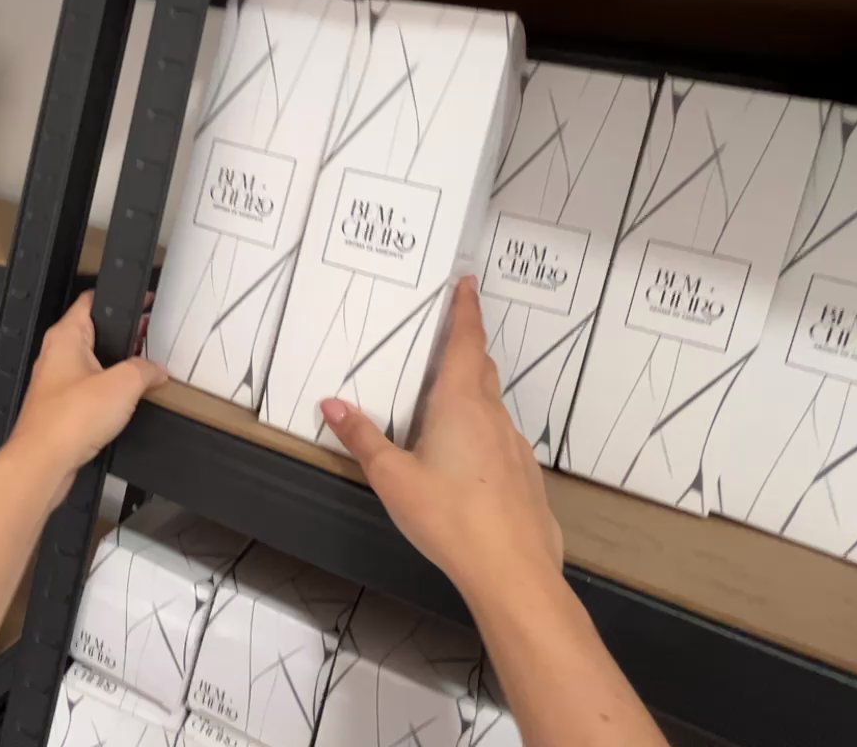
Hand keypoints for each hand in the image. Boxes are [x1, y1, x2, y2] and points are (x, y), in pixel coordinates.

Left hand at [6, 292, 167, 500]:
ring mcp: (56, 383)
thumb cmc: (66, 420)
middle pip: (94, 333)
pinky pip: (89, 391)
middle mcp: (56, 356)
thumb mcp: (123, 384)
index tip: (140, 301)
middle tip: (146, 338)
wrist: (43, 463)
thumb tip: (156, 369)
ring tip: (140, 374)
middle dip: (123, 336)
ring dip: (116, 368)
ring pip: (92, 364)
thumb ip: (145, 370)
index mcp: (66, 336)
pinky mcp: (61, 408)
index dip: (118, 299)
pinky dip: (107, 393)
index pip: (90, 300)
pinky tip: (123, 405)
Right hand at [320, 276, 564, 603]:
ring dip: (474, 390)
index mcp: (461, 404)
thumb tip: (332, 403)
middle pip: (483, 367)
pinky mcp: (524, 474)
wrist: (513, 573)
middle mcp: (492, 416)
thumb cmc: (450, 518)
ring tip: (446, 402)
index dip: (466, 310)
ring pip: (493, 403)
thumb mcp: (393, 477)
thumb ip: (361, 437)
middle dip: (468, 346)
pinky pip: (500, 436)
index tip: (468, 283)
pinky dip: (483, 429)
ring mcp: (514, 445)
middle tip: (449, 336)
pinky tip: (466, 460)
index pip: (467, 342)